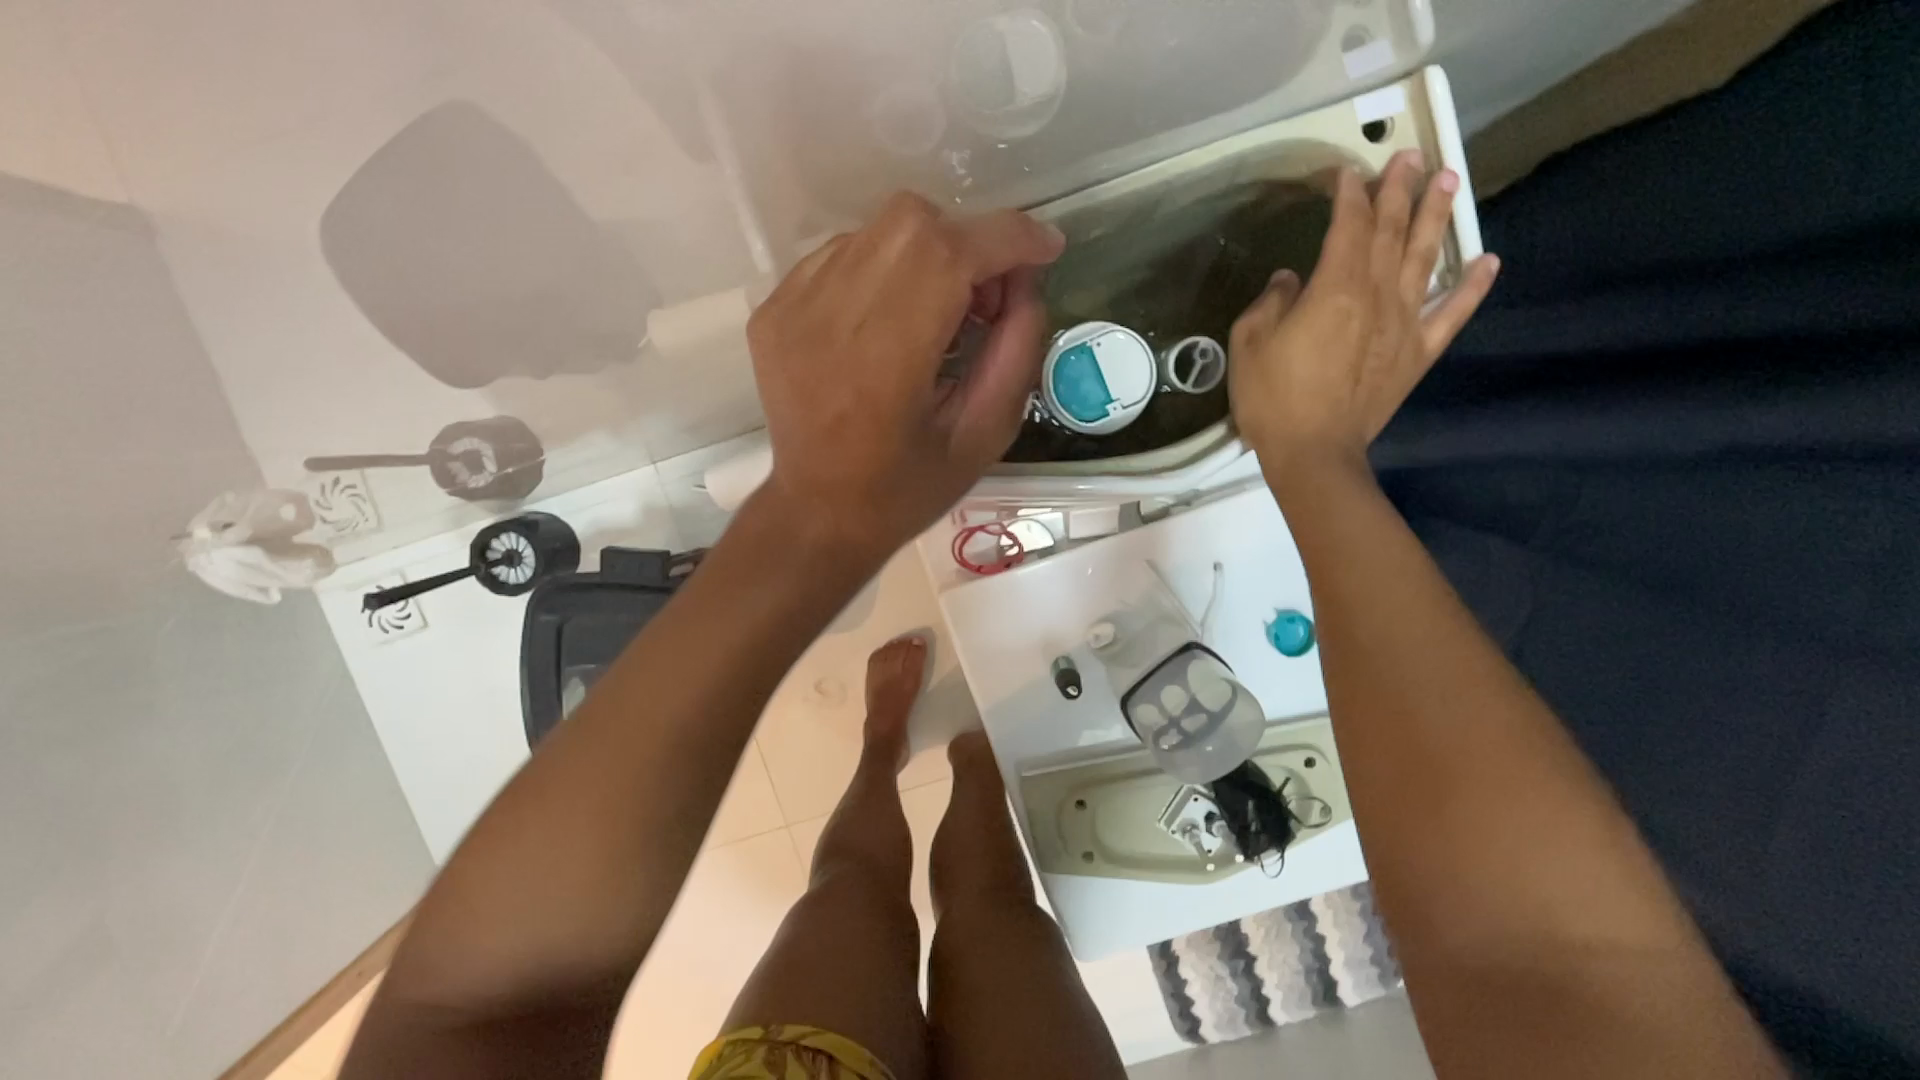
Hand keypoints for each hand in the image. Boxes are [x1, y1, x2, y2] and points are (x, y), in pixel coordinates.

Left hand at [747, 193, 1064, 558]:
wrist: (818, 512)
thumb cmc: (908, 487)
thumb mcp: (986, 434)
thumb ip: (1017, 350)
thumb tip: (1025, 282)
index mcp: (888, 356)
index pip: (956, 252)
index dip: (1011, 238)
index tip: (1046, 251)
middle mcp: (832, 314)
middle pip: (915, 222)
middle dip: (968, 243)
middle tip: (984, 301)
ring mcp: (793, 305)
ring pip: (877, 231)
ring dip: (926, 256)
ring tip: (936, 315)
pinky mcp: (774, 309)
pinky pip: (843, 256)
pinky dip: (882, 271)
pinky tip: (889, 324)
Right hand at [1229, 151, 1498, 486]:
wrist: (1314, 453)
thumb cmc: (1272, 399)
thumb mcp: (1249, 344)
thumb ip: (1270, 302)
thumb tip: (1291, 280)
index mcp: (1334, 288)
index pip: (1348, 226)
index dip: (1349, 194)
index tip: (1349, 172)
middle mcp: (1377, 294)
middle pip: (1392, 231)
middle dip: (1400, 190)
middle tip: (1411, 157)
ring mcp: (1405, 323)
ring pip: (1425, 258)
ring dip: (1436, 217)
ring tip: (1448, 180)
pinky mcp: (1418, 353)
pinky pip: (1453, 313)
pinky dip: (1472, 287)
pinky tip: (1487, 262)